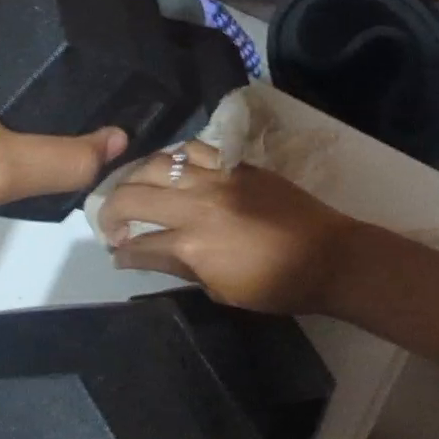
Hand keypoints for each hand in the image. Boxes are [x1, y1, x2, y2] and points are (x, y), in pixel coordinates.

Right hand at [97, 141, 365, 313]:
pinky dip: (176, 156)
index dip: (120, 250)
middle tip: (112, 222)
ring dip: (137, 176)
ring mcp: (217, 178)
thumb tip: (141, 256)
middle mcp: (196, 205)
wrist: (327, 256)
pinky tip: (173, 168)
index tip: (116, 251)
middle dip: (111, 210)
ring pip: (159, 163)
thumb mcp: (222, 290)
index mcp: (191, 244)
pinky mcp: (237, 165)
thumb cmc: (276, 286)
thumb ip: (179, 267)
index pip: (138, 243)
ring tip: (135, 188)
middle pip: (134, 195)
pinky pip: (196, 149)